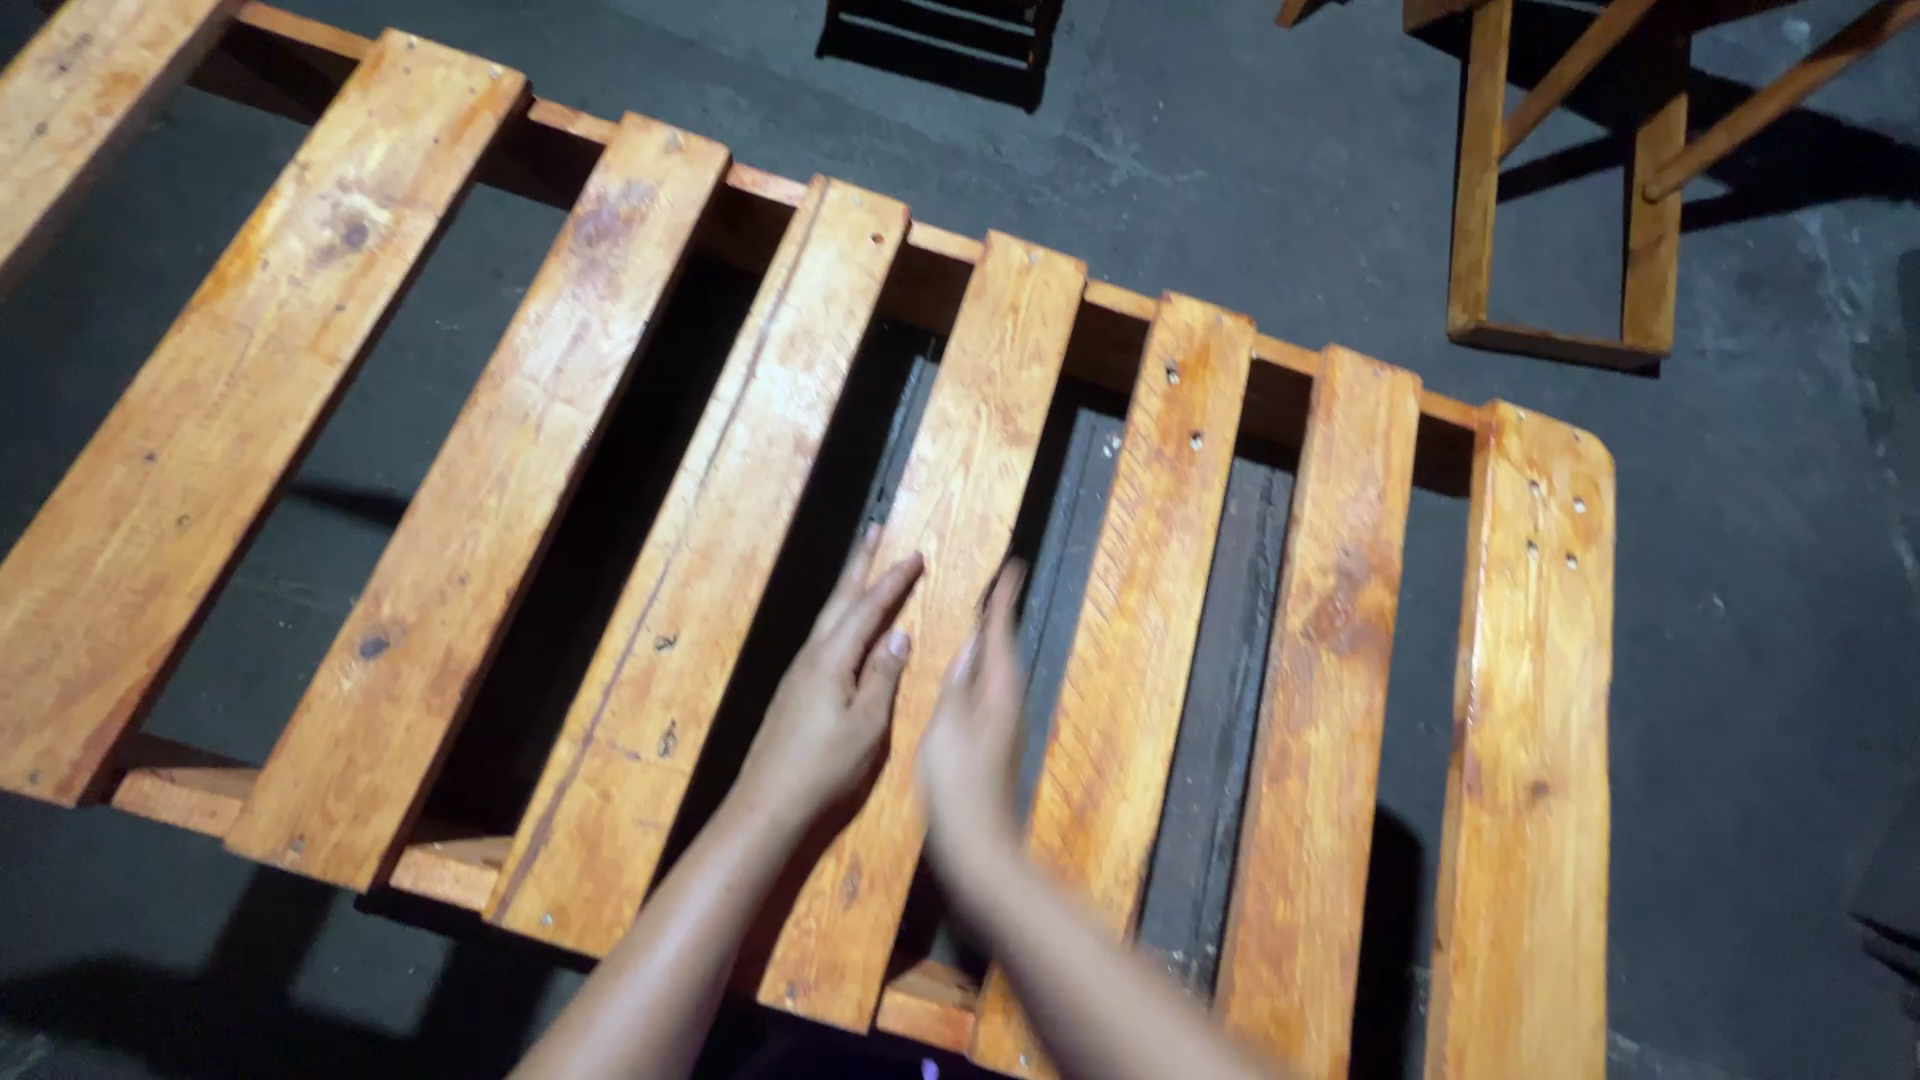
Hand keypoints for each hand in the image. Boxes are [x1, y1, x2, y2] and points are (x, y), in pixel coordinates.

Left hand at [732, 525, 922, 822]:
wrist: (767, 804)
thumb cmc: (824, 767)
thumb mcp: (866, 725)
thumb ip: (883, 677)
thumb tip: (898, 636)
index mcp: (831, 659)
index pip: (868, 608)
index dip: (892, 581)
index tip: (914, 555)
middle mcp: (811, 656)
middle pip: (840, 600)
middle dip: (860, 564)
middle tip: (874, 531)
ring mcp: (799, 673)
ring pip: (830, 619)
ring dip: (850, 590)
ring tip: (865, 570)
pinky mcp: (795, 691)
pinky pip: (825, 640)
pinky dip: (843, 621)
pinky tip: (849, 630)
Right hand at [917, 562, 1026, 880]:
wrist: (979, 843)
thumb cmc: (958, 781)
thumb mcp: (948, 726)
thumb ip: (959, 682)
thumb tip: (974, 642)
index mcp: (998, 691)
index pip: (1000, 632)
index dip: (1004, 599)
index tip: (1014, 567)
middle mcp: (1009, 702)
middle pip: (1005, 648)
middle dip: (1000, 616)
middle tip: (996, 586)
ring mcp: (1006, 724)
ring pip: (1000, 669)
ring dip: (993, 641)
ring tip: (982, 618)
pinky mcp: (997, 741)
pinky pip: (991, 689)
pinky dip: (984, 669)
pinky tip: (970, 675)